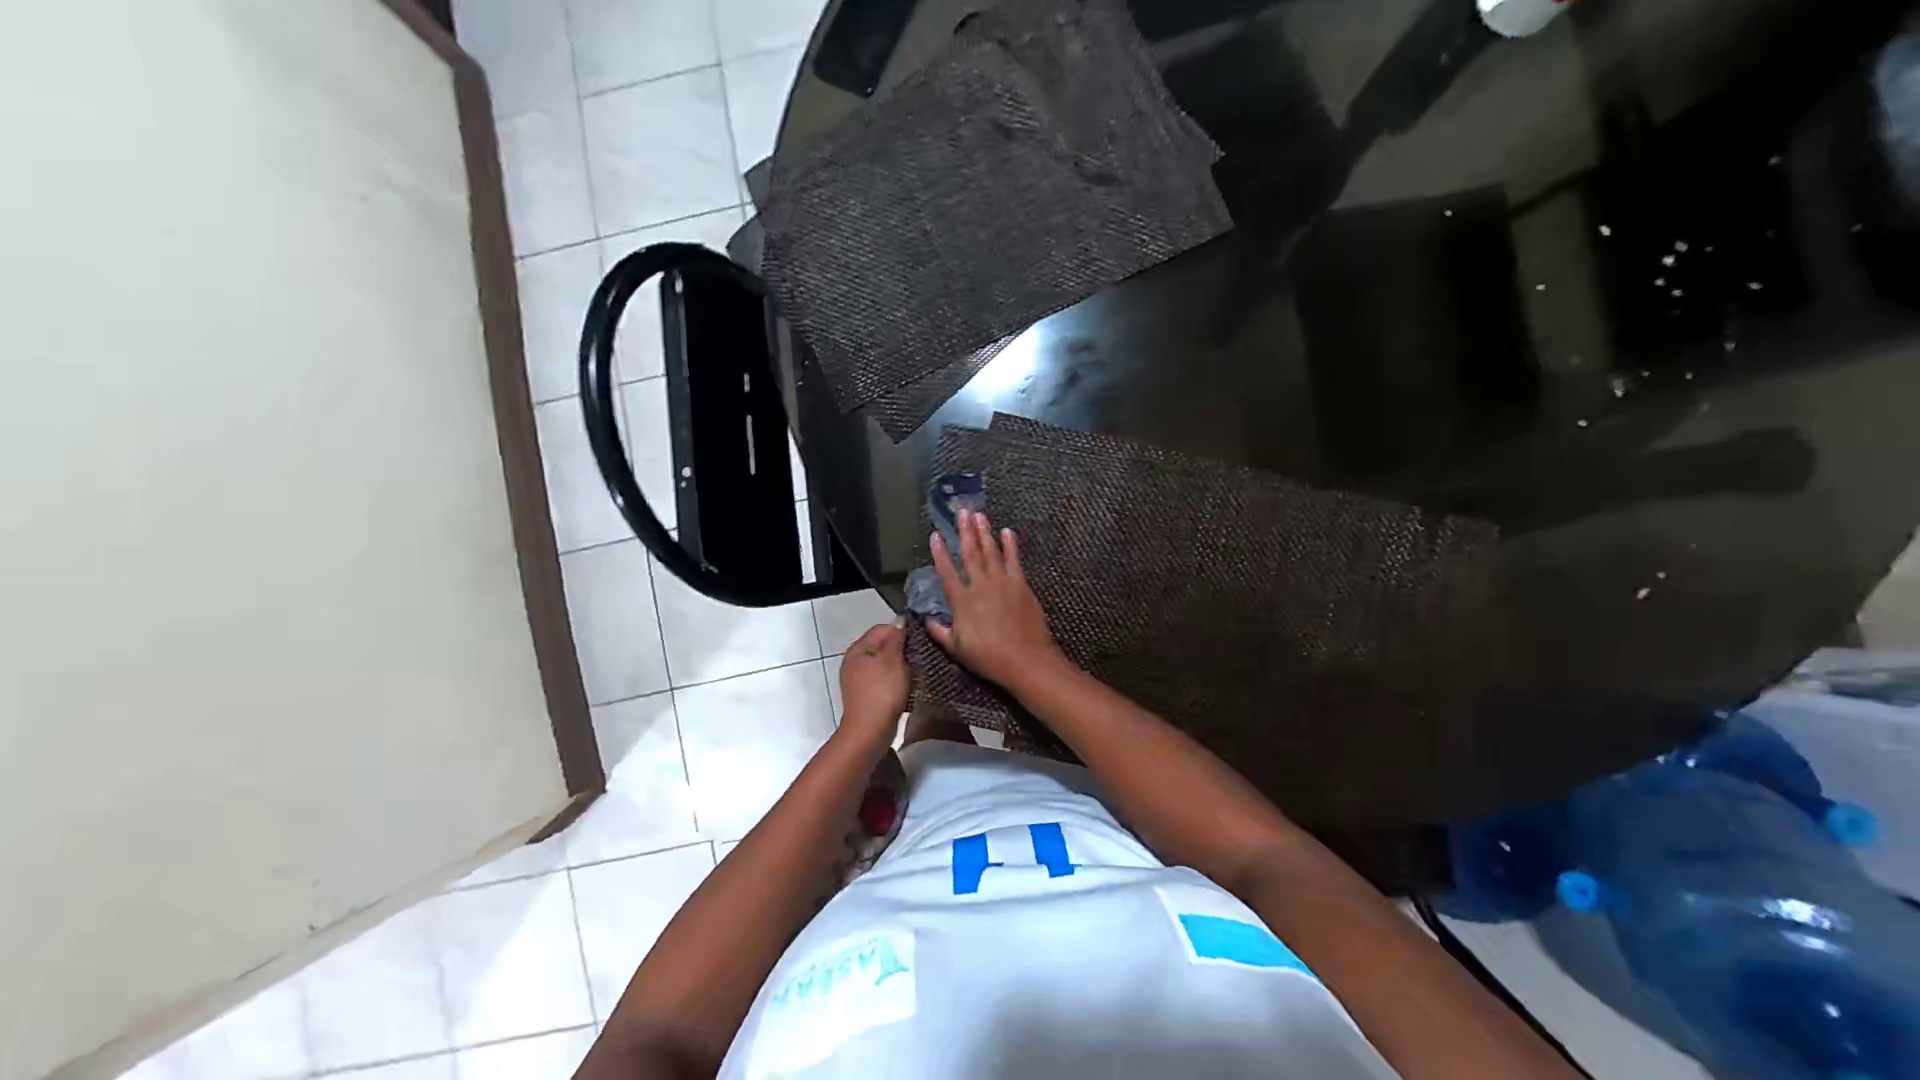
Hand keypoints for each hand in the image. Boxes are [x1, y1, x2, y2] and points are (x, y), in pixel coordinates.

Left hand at [838, 620, 908, 743]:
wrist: (870, 731)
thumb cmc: (882, 691)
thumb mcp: (893, 660)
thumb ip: (896, 639)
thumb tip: (899, 622)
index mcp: (858, 649)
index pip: (882, 628)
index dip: (901, 631)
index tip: (918, 639)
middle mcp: (854, 661)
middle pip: (881, 646)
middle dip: (900, 649)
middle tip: (919, 655)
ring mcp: (857, 679)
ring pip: (883, 663)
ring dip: (899, 666)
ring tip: (916, 670)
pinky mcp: (865, 694)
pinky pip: (882, 679)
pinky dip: (894, 680)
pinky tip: (906, 686)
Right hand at [926, 508, 1067, 692]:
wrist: (1025, 660)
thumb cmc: (989, 657)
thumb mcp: (956, 649)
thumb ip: (939, 631)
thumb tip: (926, 620)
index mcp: (962, 601)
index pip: (947, 571)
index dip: (940, 553)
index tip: (935, 535)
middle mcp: (980, 586)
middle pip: (970, 553)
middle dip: (965, 531)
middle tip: (962, 511)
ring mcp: (1002, 583)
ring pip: (991, 552)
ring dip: (984, 532)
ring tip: (979, 515)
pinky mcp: (1021, 585)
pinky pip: (1014, 560)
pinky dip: (1010, 545)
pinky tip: (1007, 532)